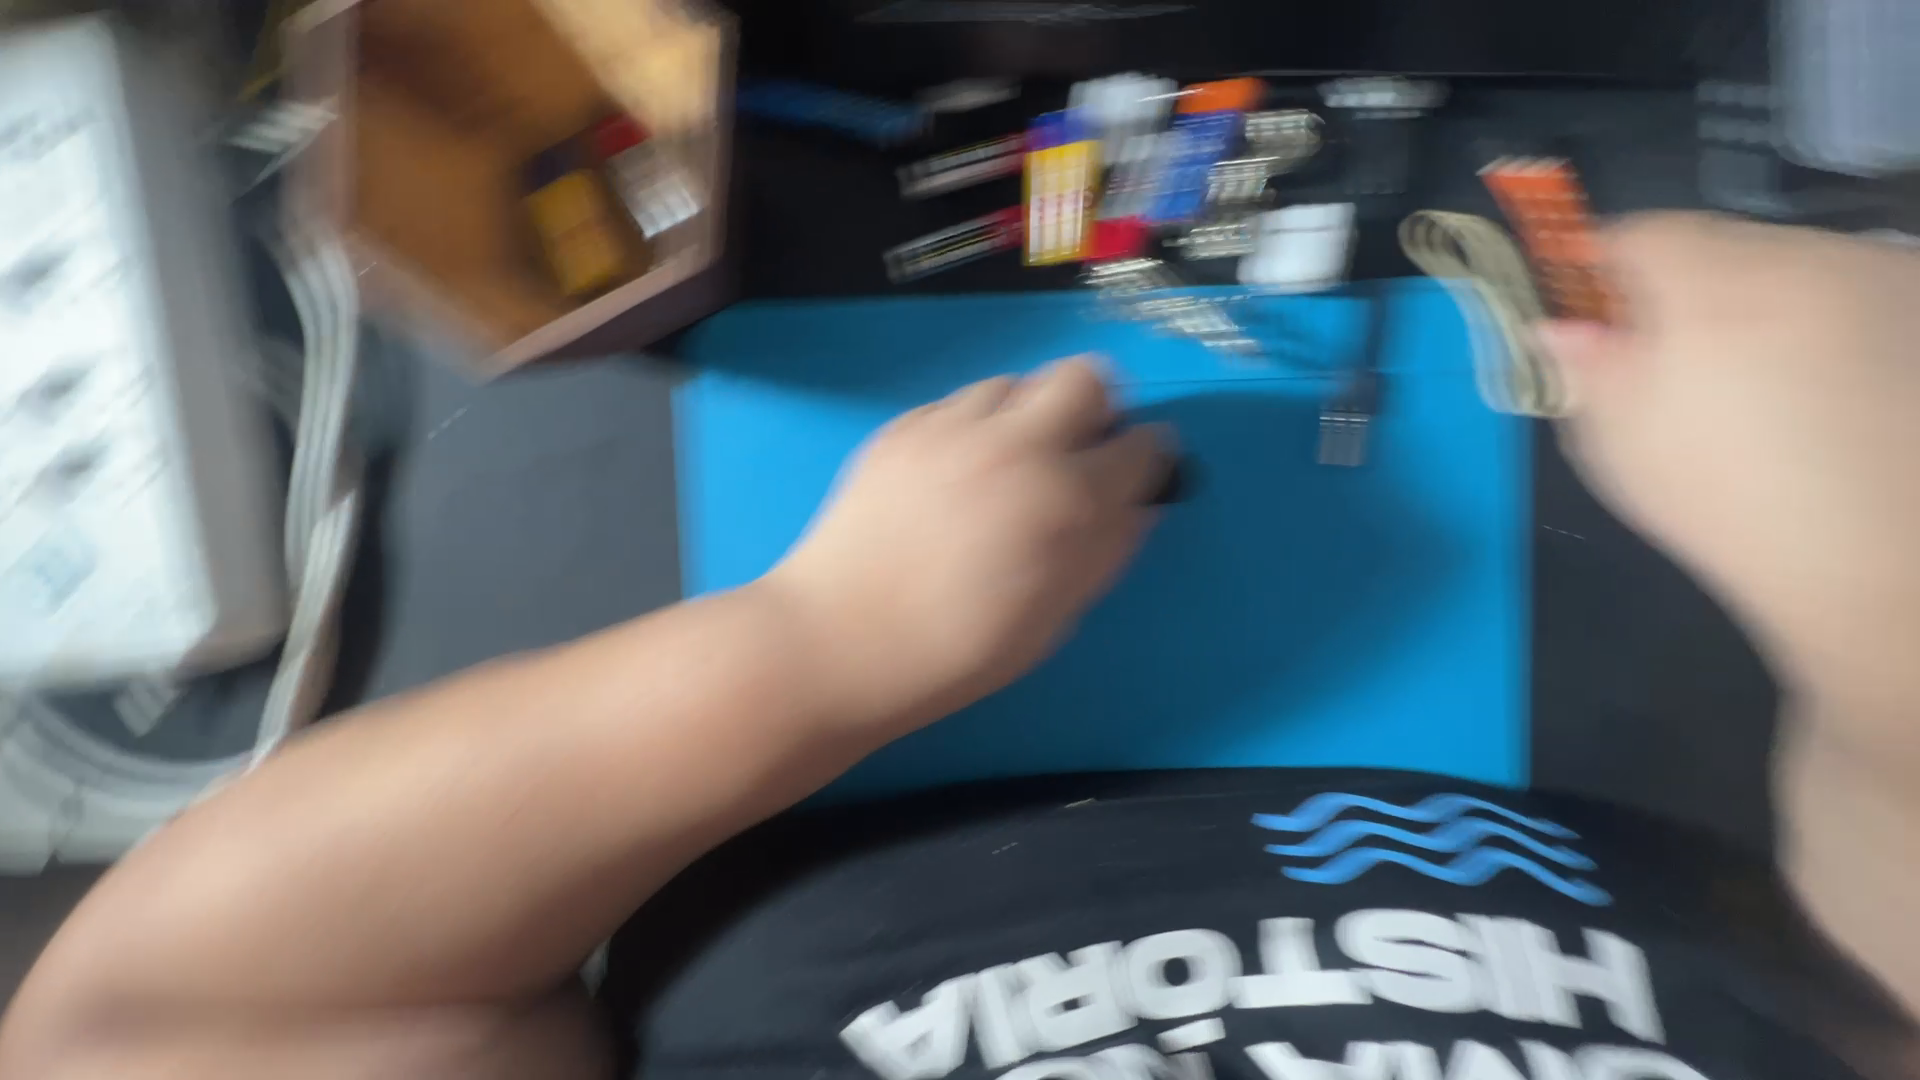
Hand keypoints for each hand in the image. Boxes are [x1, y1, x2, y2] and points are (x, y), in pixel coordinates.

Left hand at [764, 357, 1174, 733]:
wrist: (842, 639)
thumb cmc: (959, 649)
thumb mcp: (1055, 615)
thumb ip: (1106, 548)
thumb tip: (1139, 502)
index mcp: (1066, 498)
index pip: (1142, 444)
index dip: (1148, 457)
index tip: (1137, 470)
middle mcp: (1016, 443)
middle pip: (1086, 377)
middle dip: (1096, 408)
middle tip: (1076, 453)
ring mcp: (952, 427)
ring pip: (1016, 383)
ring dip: (1028, 415)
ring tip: (1005, 465)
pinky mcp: (902, 428)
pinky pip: (958, 404)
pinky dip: (972, 428)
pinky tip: (952, 473)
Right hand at [1542, 214, 1919, 726]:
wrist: (1866, 555)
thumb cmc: (1711, 491)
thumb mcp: (1610, 433)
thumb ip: (1581, 362)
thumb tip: (1557, 326)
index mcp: (1716, 286)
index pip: (1640, 233)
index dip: (1593, 264)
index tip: (1576, 309)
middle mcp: (1809, 260)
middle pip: (1712, 243)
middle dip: (1667, 286)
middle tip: (1646, 355)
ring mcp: (1882, 280)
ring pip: (1778, 263)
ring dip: (1736, 300)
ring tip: (1728, 379)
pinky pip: (1837, 289)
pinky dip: (1800, 318)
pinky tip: (1798, 386)